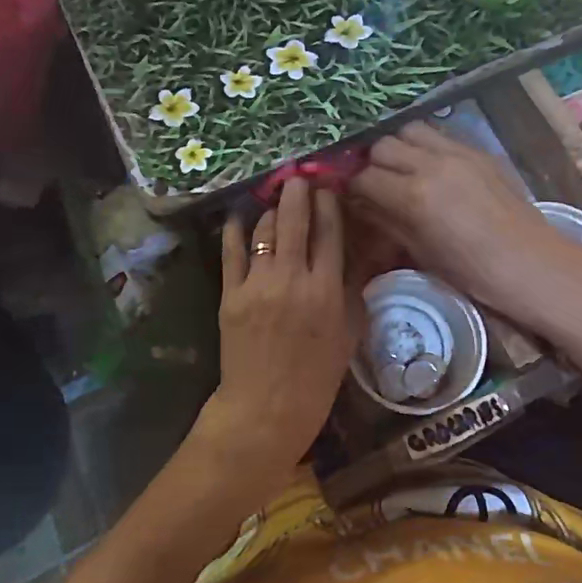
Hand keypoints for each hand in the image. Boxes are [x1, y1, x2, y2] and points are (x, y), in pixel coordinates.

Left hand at [199, 178, 352, 476]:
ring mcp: (258, 284)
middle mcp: (293, 279)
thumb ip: (350, 291)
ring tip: (275, 196)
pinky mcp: (230, 293)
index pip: (330, 232)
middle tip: (299, 176)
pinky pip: (232, 251)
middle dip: (298, 192)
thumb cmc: (316, 377)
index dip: (329, 203)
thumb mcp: (348, 335)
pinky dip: (236, 228)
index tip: (327, 185)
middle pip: (295, 221)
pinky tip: (240, 213)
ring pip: (265, 230)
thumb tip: (351, 254)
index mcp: (327, 290)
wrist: (267, 406)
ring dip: (271, 208)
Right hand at [350, 123, 581, 316]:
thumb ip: (384, 219)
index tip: (341, 191)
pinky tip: (425, 166)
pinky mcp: (479, 151)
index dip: (347, 184)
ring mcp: (459, 152)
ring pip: (408, 130)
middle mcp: (432, 164)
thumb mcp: (419, 250)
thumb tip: (355, 201)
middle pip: (382, 145)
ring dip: (396, 146)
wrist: (533, 266)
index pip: (363, 176)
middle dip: (369, 162)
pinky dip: (423, 145)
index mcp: (414, 196)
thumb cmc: (472, 272)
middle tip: (368, 181)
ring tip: (397, 167)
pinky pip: (439, 135)